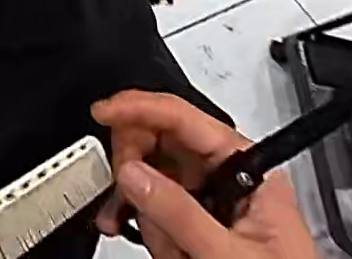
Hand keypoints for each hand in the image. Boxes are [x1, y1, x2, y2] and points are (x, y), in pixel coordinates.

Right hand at [92, 92, 316, 258]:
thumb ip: (182, 215)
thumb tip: (132, 172)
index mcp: (248, 170)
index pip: (181, 116)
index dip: (137, 108)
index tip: (103, 113)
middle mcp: (225, 174)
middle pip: (156, 138)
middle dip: (135, 168)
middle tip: (125, 194)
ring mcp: (206, 195)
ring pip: (147, 170)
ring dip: (138, 204)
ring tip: (159, 244)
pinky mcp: (192, 217)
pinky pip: (148, 198)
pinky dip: (133, 212)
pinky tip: (126, 224)